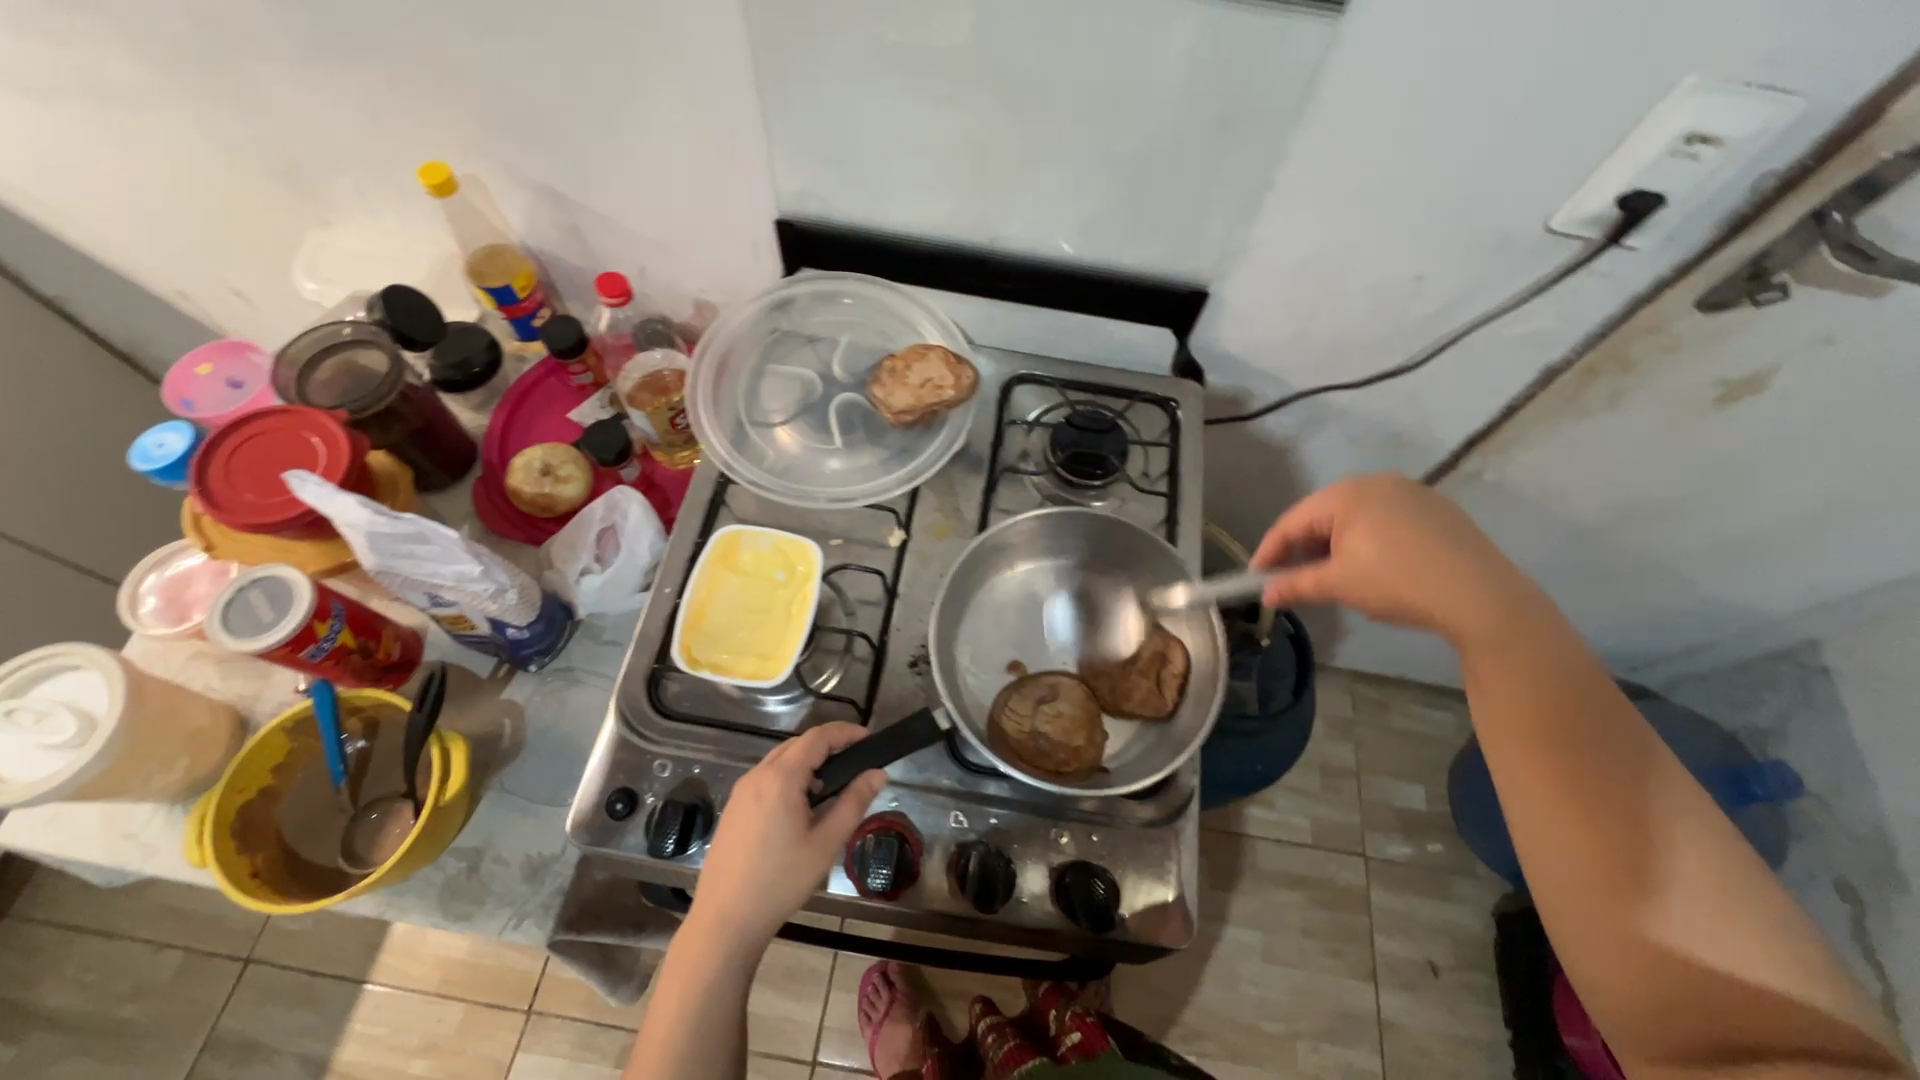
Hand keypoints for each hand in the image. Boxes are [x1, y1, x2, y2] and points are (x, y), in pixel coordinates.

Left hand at [688, 723, 887, 943]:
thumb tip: (878, 773)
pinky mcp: (733, 808)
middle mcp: (757, 776)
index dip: (845, 732)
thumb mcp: (826, 843)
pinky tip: (802, 805)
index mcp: (781, 778)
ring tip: (833, 785)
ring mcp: (741, 792)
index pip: (817, 737)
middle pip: (796, 744)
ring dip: (807, 762)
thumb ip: (854, 802)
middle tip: (857, 761)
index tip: (869, 738)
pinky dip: (789, 777)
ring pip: (779, 761)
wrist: (726, 918)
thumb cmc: (781, 881)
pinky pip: (765, 778)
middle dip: (828, 745)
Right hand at [1251, 473, 1547, 647]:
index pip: (1293, 520)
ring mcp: (1411, 492)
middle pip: (1323, 515)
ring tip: (1331, 577)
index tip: (1256, 578)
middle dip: (1303, 548)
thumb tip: (1265, 595)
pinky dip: (1366, 542)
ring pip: (1355, 518)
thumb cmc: (1397, 583)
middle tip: (1292, 579)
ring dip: (1334, 546)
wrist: (1480, 596)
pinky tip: (1372, 569)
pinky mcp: (1436, 510)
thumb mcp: (1338, 585)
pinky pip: (1385, 521)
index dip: (1270, 551)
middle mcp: (1377, 482)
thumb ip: (1295, 585)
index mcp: (1347, 493)